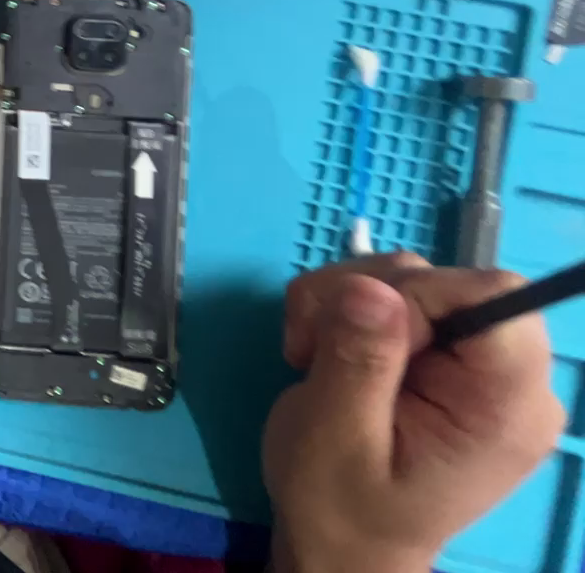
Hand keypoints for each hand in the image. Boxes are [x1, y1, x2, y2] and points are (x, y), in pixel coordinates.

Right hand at [264, 254, 563, 572]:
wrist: (339, 534)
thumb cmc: (337, 495)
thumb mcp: (336, 431)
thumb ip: (360, 359)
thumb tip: (370, 289)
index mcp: (502, 403)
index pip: (490, 297)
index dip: (415, 295)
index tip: (354, 333)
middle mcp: (500, 376)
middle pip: (434, 279)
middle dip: (355, 296)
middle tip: (312, 347)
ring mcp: (464, 364)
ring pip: (398, 277)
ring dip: (335, 300)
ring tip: (310, 352)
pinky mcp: (429, 355)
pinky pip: (382, 294)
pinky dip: (334, 307)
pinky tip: (318, 349)